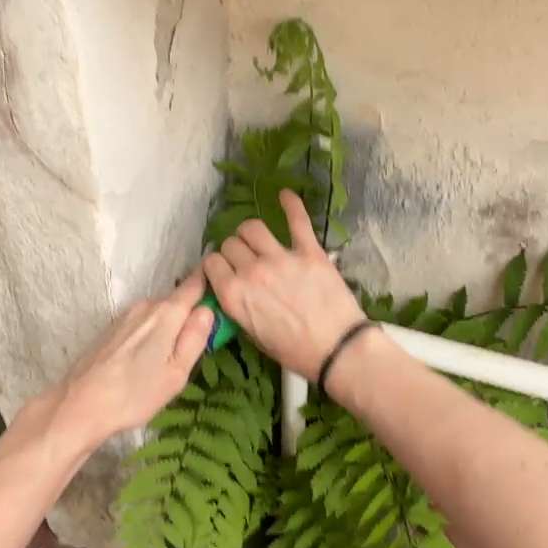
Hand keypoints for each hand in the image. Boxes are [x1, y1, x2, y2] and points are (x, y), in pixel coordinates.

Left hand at [26, 270, 214, 452]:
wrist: (82, 403)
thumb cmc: (136, 393)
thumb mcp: (177, 372)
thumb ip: (196, 337)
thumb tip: (208, 309)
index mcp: (167, 313)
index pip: (195, 284)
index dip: (210, 282)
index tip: (223, 288)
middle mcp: (146, 305)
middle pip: (177, 301)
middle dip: (190, 315)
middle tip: (199, 344)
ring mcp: (126, 315)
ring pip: (159, 314)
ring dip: (170, 327)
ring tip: (171, 357)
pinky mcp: (113, 328)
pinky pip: (143, 323)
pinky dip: (152, 334)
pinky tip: (147, 360)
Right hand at [202, 191, 366, 376]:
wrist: (337, 350)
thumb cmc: (295, 352)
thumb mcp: (254, 336)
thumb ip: (239, 308)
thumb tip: (234, 291)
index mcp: (234, 295)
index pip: (211, 263)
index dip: (217, 266)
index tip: (224, 270)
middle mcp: (252, 271)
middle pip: (230, 244)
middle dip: (234, 251)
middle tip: (244, 259)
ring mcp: (281, 258)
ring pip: (252, 228)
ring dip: (251, 232)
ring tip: (258, 239)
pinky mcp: (309, 251)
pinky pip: (297, 220)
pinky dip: (291, 204)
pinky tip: (286, 195)